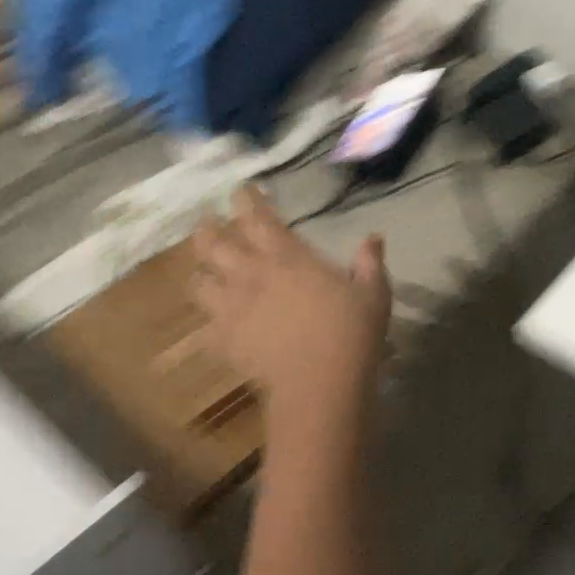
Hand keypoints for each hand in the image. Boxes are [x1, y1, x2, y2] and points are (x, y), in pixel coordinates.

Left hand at [190, 187, 392, 427]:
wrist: (320, 384)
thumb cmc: (351, 332)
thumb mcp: (374, 293)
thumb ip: (370, 262)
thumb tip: (374, 237)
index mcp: (287, 258)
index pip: (257, 219)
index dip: (246, 200)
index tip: (241, 190)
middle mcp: (252, 276)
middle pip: (214, 244)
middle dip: (208, 229)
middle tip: (208, 223)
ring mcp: (232, 310)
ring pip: (200, 282)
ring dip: (202, 272)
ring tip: (205, 271)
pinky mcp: (225, 342)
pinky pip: (206, 327)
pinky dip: (210, 323)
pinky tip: (216, 326)